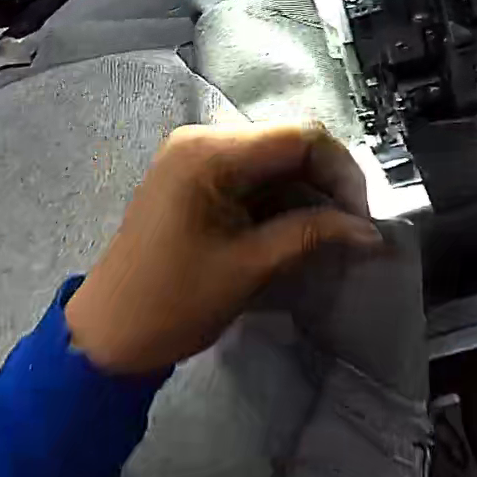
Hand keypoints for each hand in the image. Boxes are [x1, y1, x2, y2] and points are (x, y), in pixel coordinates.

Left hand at [64, 122, 381, 375]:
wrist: (105, 338)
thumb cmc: (173, 302)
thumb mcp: (252, 266)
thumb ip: (314, 234)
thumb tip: (372, 231)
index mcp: (210, 153)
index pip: (301, 137)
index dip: (342, 171)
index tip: (362, 215)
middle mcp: (204, 140)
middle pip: (291, 144)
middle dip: (329, 182)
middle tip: (354, 226)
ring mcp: (198, 157)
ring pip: (278, 160)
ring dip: (311, 192)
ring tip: (334, 231)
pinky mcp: (198, 177)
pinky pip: (257, 175)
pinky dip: (285, 199)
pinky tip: (303, 227)